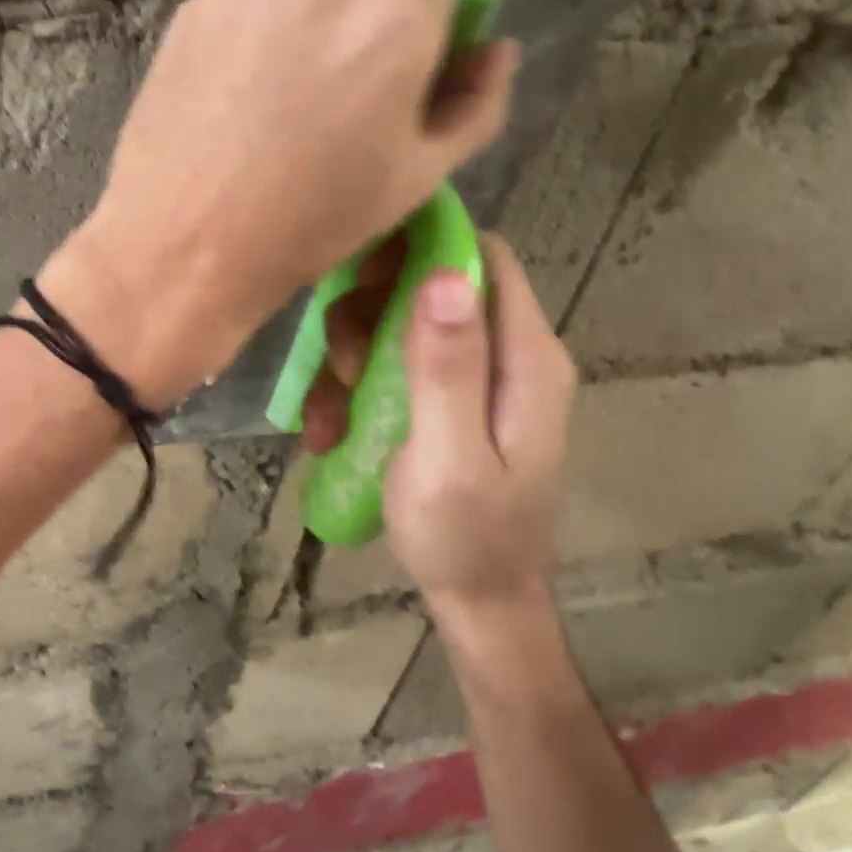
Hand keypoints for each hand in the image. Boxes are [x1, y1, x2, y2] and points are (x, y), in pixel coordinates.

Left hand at [39, 0, 516, 406]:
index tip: (386, 91)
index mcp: (392, 16)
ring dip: (291, 33)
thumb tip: (497, 49)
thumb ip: (474, 105)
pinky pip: (238, 11)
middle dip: (349, 34)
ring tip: (264, 114)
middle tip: (318, 112)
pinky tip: (225, 104)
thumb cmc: (308, 224)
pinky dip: (241, 43)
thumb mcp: (415, 180)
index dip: (414, 42)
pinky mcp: (190, 7)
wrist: (182, 249)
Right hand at [308, 234, 575, 609]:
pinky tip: (331, 431)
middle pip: (433, 288)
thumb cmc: (463, 536)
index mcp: (525, 358)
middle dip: (372, 316)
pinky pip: (398, 367)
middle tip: (340, 366)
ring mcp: (482, 379)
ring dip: (353, 359)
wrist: (479, 601)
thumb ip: (446, 369)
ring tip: (326, 415)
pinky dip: (359, 389)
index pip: (480, 257)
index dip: (416, 250)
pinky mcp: (455, 401)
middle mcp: (510, 355)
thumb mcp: (447, 457)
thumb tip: (444, 274)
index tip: (356, 279)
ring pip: (404, 327)